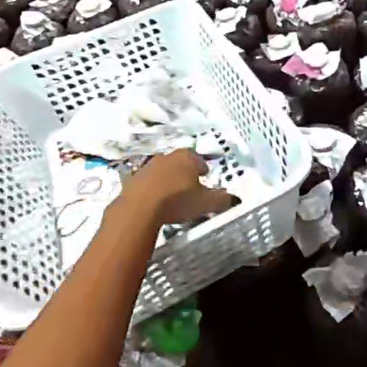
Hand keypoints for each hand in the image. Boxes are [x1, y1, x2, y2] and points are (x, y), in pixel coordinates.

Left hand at [120, 148, 234, 227]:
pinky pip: (146, 183)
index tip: (205, 175)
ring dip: (166, 179)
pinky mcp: (132, 180)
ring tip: (172, 194)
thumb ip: (221, 199)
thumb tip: (235, 198)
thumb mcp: (205, 203)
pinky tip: (154, 201)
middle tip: (189, 183)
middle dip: (184, 171)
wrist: (139, 208)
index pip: (197, 159)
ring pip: (161, 171)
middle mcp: (167, 158)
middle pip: (178, 162)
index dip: (202, 167)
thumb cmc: (177, 200)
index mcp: (186, 158)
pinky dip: (151, 189)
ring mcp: (147, 168)